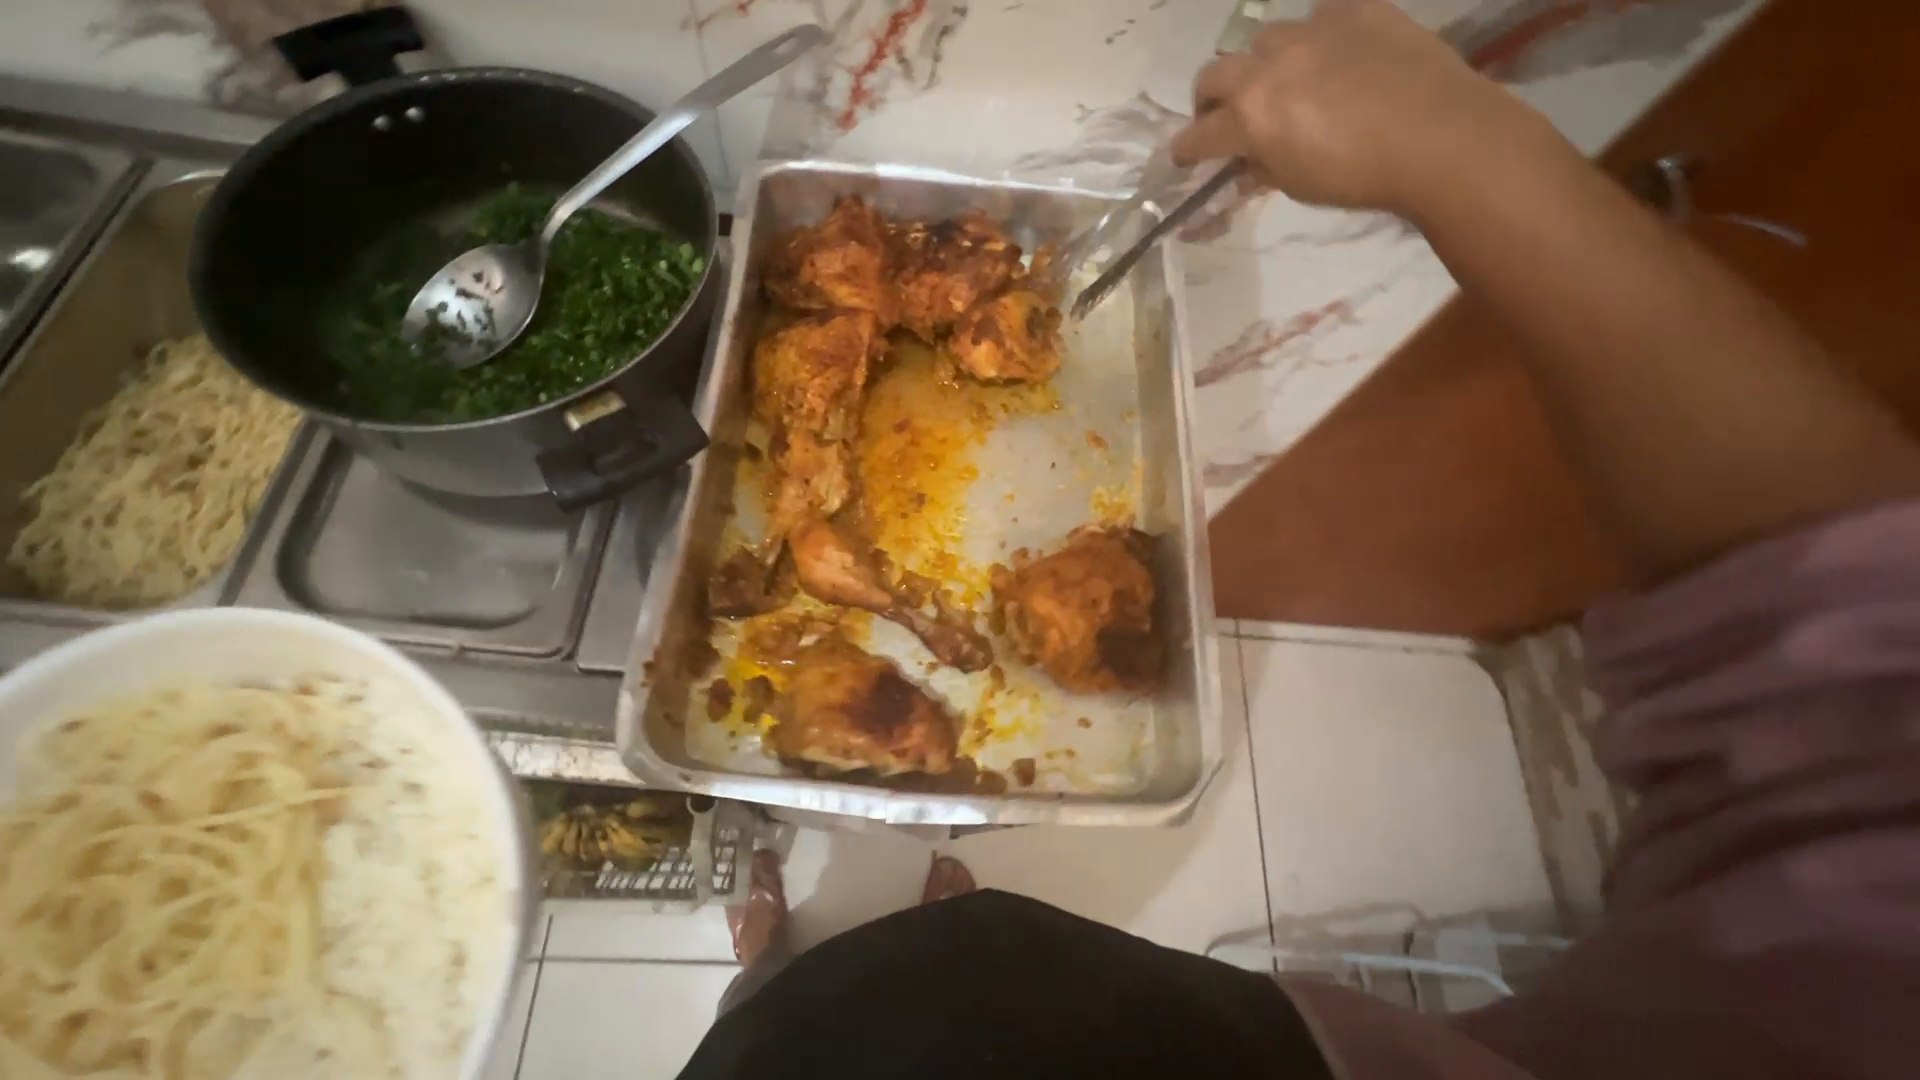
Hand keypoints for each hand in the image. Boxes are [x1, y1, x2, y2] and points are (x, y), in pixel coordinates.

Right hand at [1171, 0, 1550, 215]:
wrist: (1440, 138)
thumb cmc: (1359, 177)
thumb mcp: (1296, 184)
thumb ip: (1261, 166)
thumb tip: (1245, 163)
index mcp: (1250, 115)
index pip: (1198, 134)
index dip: (1186, 149)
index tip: (1184, 157)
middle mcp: (1270, 66)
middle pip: (1214, 73)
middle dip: (1210, 98)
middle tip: (1224, 116)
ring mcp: (1314, 30)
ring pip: (1264, 38)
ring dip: (1263, 62)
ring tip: (1285, 80)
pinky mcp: (1358, 9)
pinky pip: (1322, 13)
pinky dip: (1318, 34)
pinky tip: (1335, 53)